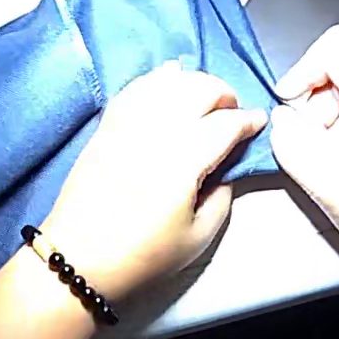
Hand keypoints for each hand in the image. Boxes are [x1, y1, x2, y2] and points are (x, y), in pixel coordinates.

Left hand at [39, 64, 266, 299]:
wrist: (80, 258)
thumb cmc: (142, 255)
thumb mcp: (198, 238)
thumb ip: (222, 198)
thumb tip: (224, 171)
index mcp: (185, 159)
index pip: (226, 124)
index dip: (248, 120)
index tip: (259, 121)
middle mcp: (157, 130)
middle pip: (198, 89)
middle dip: (223, 94)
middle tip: (231, 112)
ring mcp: (128, 123)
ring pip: (166, 81)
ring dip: (192, 82)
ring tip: (203, 98)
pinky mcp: (106, 126)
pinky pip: (135, 88)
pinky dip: (156, 79)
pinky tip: (166, 80)